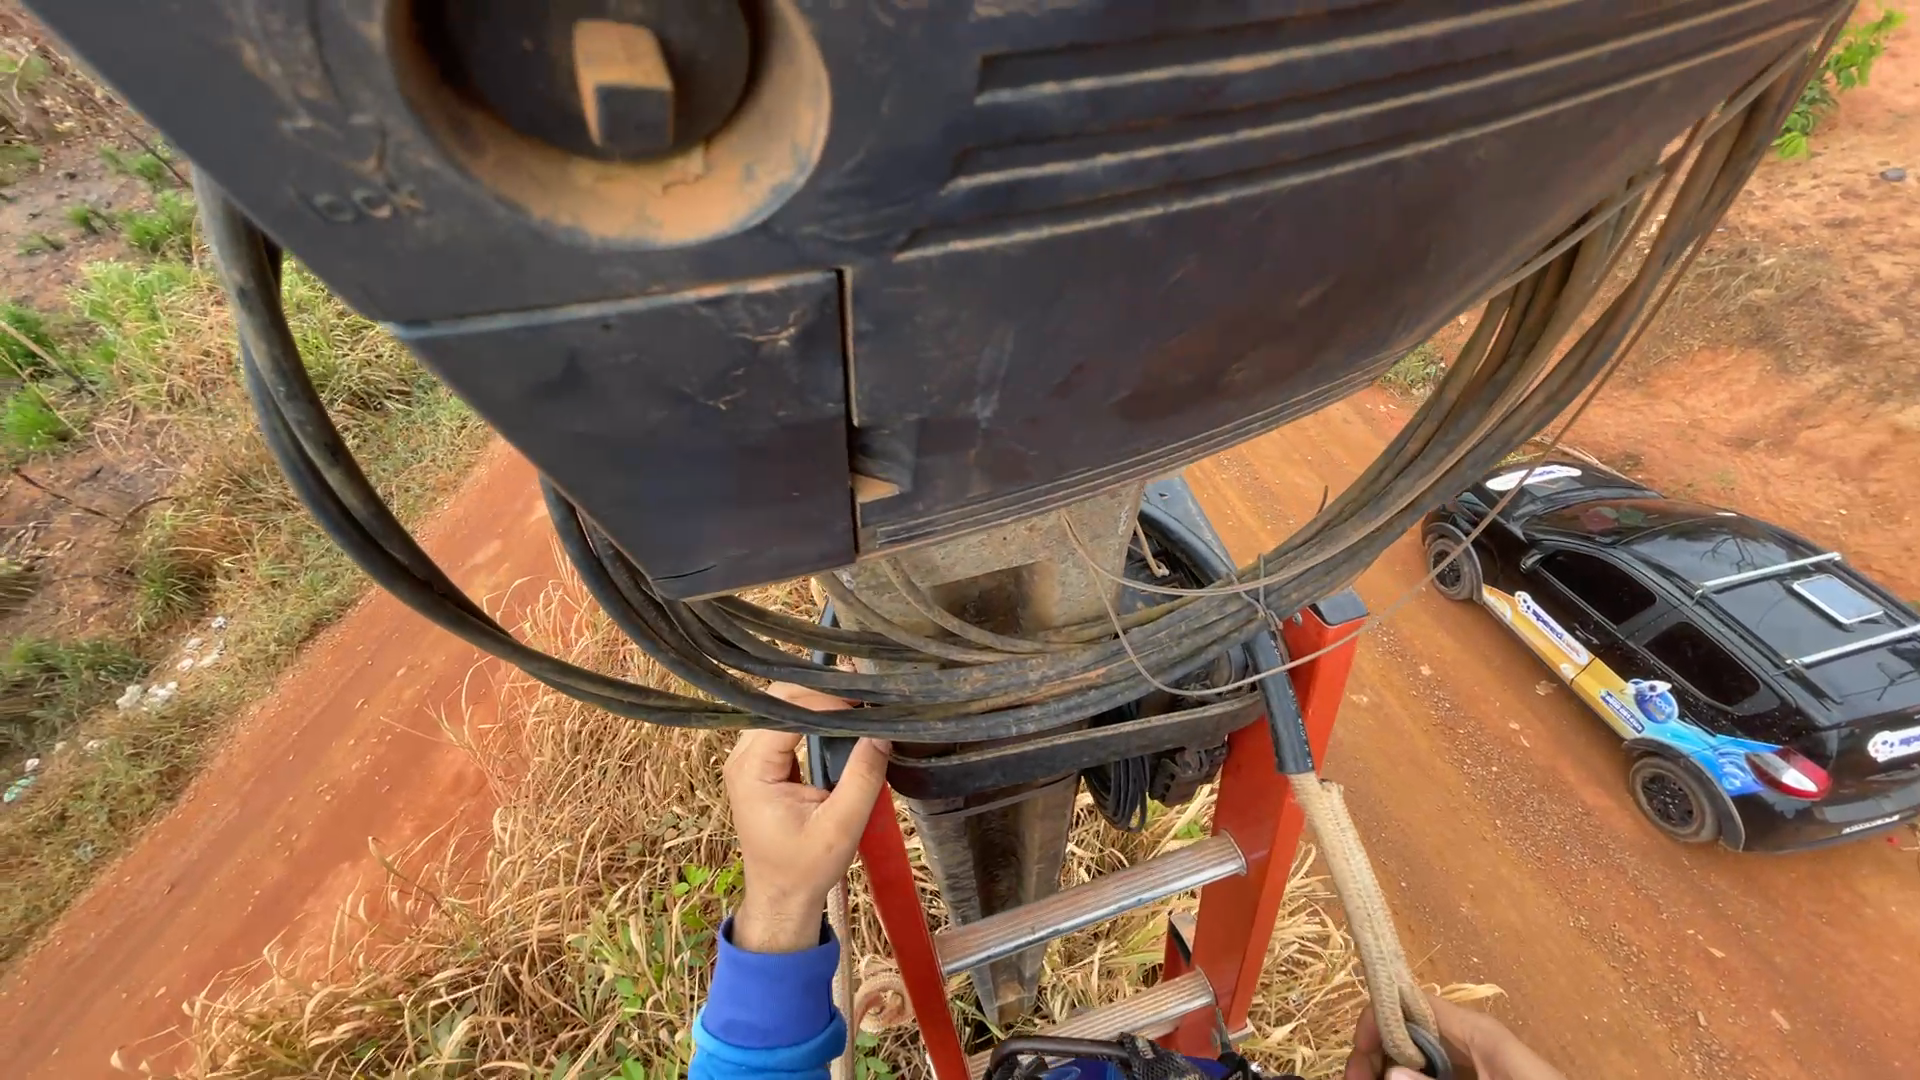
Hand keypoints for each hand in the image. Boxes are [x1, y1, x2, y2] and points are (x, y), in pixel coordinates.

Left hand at [724, 683, 890, 952]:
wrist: (781, 896)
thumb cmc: (806, 867)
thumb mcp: (841, 827)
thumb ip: (862, 776)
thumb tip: (882, 730)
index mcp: (752, 771)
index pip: (786, 713)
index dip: (825, 700)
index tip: (863, 700)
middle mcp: (742, 756)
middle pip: (778, 699)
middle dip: (821, 691)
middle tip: (863, 693)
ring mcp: (748, 756)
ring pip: (780, 704)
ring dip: (817, 698)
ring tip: (855, 699)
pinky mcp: (761, 759)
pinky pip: (783, 720)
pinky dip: (812, 711)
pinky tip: (840, 712)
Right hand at [1343, 994, 1565, 1079]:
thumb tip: (1388, 1073)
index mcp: (1475, 1031)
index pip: (1405, 1001)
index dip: (1373, 1024)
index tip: (1356, 1065)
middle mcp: (1472, 1039)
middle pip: (1407, 1034)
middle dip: (1377, 1059)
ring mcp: (1479, 1066)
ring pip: (1420, 1060)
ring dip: (1393, 1074)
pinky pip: (1440, 1076)